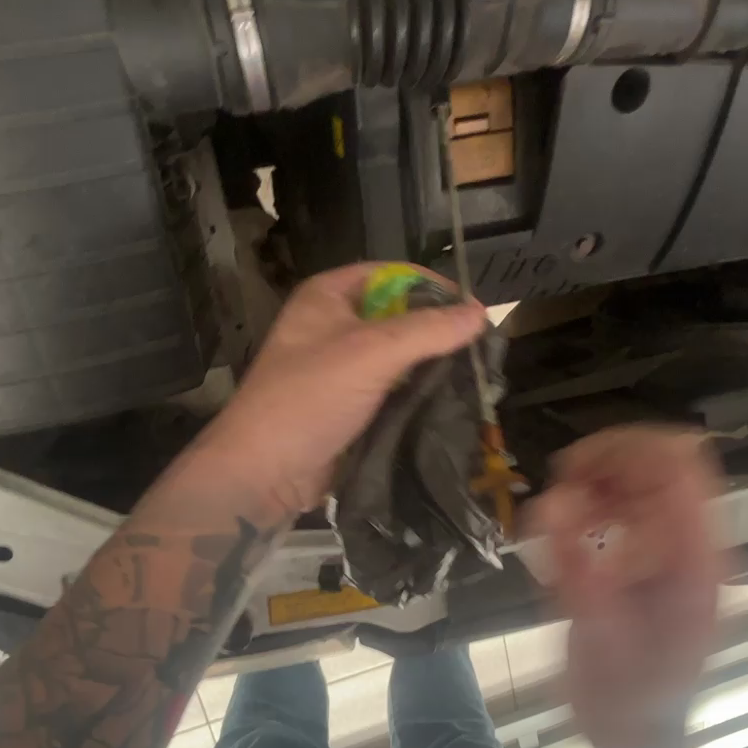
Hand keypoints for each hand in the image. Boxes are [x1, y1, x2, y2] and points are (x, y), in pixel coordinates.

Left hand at [160, 263, 487, 520]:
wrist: (266, 473)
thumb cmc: (309, 399)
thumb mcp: (370, 353)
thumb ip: (427, 330)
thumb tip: (481, 313)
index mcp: (328, 296)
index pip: (391, 274)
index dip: (432, 286)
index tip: (472, 309)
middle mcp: (335, 325)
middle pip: (399, 315)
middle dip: (437, 330)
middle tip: (481, 348)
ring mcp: (343, 368)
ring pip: (400, 357)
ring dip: (433, 366)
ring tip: (476, 377)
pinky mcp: (352, 406)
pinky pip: (395, 390)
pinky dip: (420, 394)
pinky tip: (452, 402)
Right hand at [528, 427, 728, 747]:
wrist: (638, 737)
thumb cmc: (623, 697)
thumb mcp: (597, 636)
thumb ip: (576, 566)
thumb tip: (551, 500)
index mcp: (695, 560)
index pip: (681, 468)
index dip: (628, 450)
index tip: (575, 467)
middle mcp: (694, 546)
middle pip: (662, 463)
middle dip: (607, 461)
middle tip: (560, 484)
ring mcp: (678, 552)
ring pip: (644, 479)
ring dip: (599, 480)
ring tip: (560, 510)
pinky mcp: (656, 560)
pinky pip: (630, 507)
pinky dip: (595, 504)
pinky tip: (569, 528)